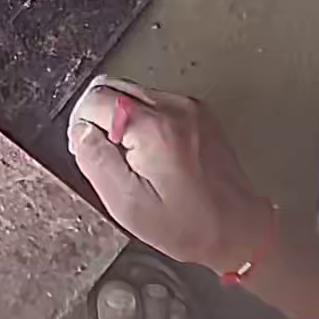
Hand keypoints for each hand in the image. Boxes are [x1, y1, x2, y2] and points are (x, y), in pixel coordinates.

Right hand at [67, 77, 273, 273]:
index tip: (89, 151)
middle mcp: (173, 107)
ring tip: (128, 156)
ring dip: (117, 118)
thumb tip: (80, 130)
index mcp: (152, 128)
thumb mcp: (126, 203)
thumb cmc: (185, 224)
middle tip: (103, 152)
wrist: (239, 231)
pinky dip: (139, 120)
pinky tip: (148, 152)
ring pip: (129, 92)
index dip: (81, 125)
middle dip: (96, 116)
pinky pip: (152, 101)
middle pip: (110, 87)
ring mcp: (188, 107)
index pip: (94, 100)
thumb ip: (95, 160)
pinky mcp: (197, 113)